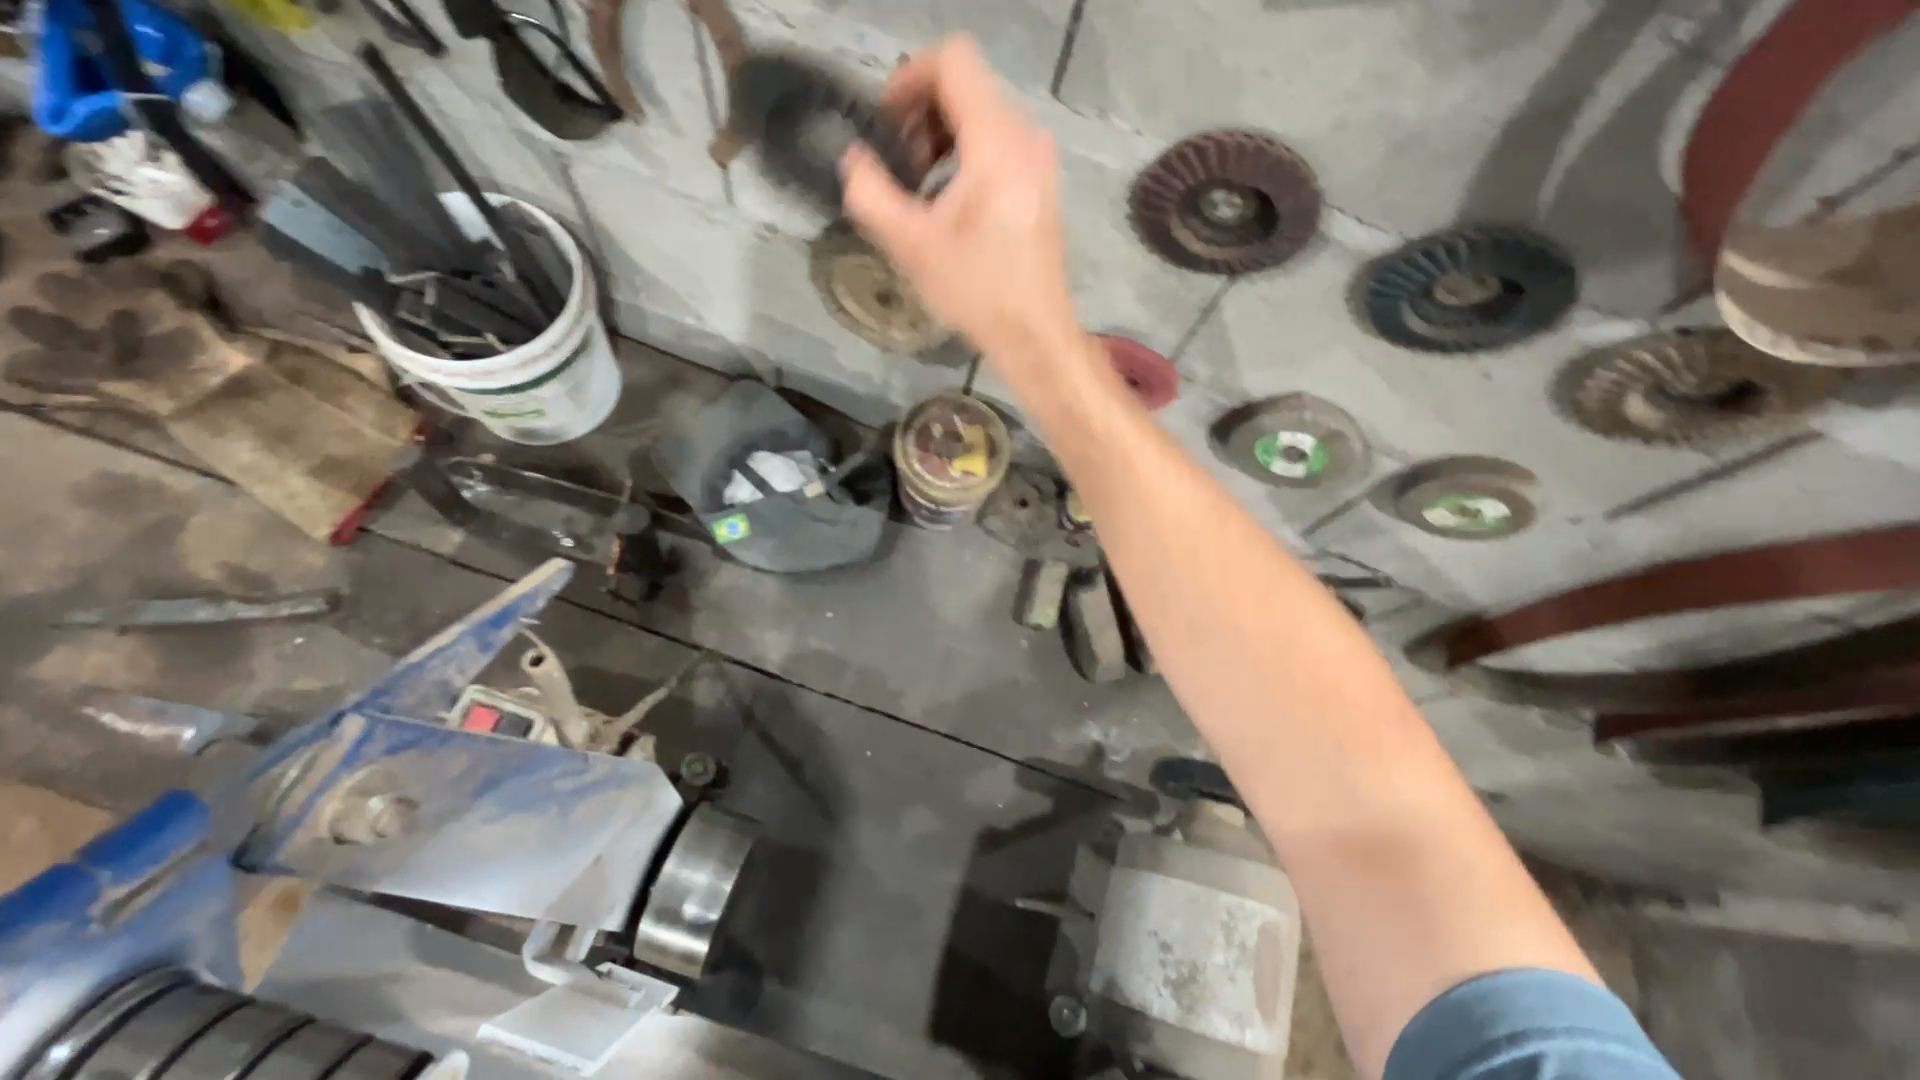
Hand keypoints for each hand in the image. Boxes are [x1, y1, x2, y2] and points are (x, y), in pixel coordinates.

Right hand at [842, 38, 1078, 359]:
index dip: (909, 79)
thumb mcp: (911, 246)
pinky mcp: (1040, 179)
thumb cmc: (976, 291)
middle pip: (966, 85)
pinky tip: (946, 197)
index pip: (952, 62)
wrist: (1034, 332)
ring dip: (940, 135)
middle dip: (921, 113)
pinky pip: (997, 139)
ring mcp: (1038, 157)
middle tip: (898, 161)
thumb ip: (870, 192)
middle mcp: (1025, 136)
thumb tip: (852, 160)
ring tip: (918, 184)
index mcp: (996, 142)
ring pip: (981, 112)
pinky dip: (964, 152)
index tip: (886, 123)